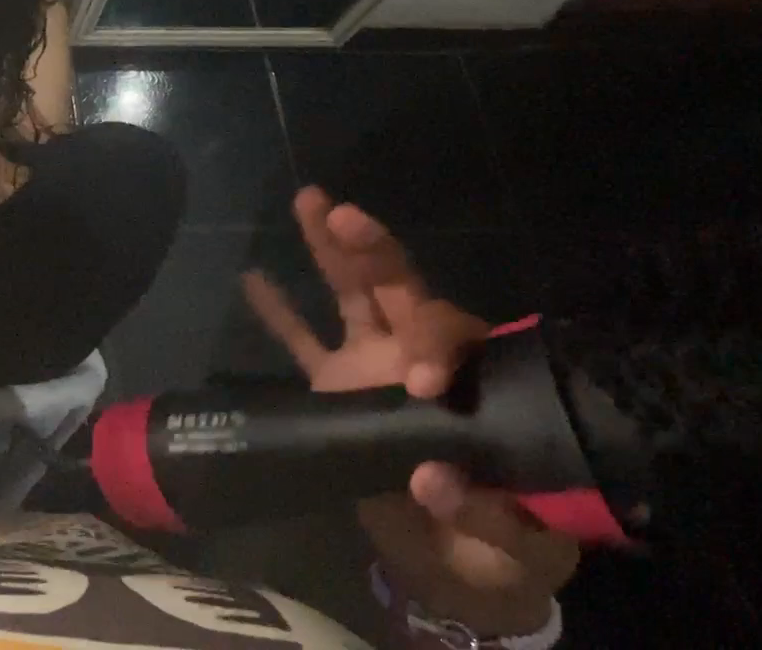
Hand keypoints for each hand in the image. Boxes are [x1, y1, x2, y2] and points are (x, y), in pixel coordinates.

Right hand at [244, 187, 578, 637]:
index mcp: (471, 384)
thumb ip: (484, 517)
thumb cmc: (495, 550)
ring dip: (331, 252)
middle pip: (400, 291)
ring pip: (352, 298)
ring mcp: (370, 367)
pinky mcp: (332, 386)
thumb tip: (429, 478)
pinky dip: (277, 313)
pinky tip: (250, 277)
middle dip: (374, 252)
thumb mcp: (511, 549)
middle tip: (344, 216)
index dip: (432, 343)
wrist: (450, 559)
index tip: (419, 384)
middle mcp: (418, 360)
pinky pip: (301, 341)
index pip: (451, 337)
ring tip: (310, 202)